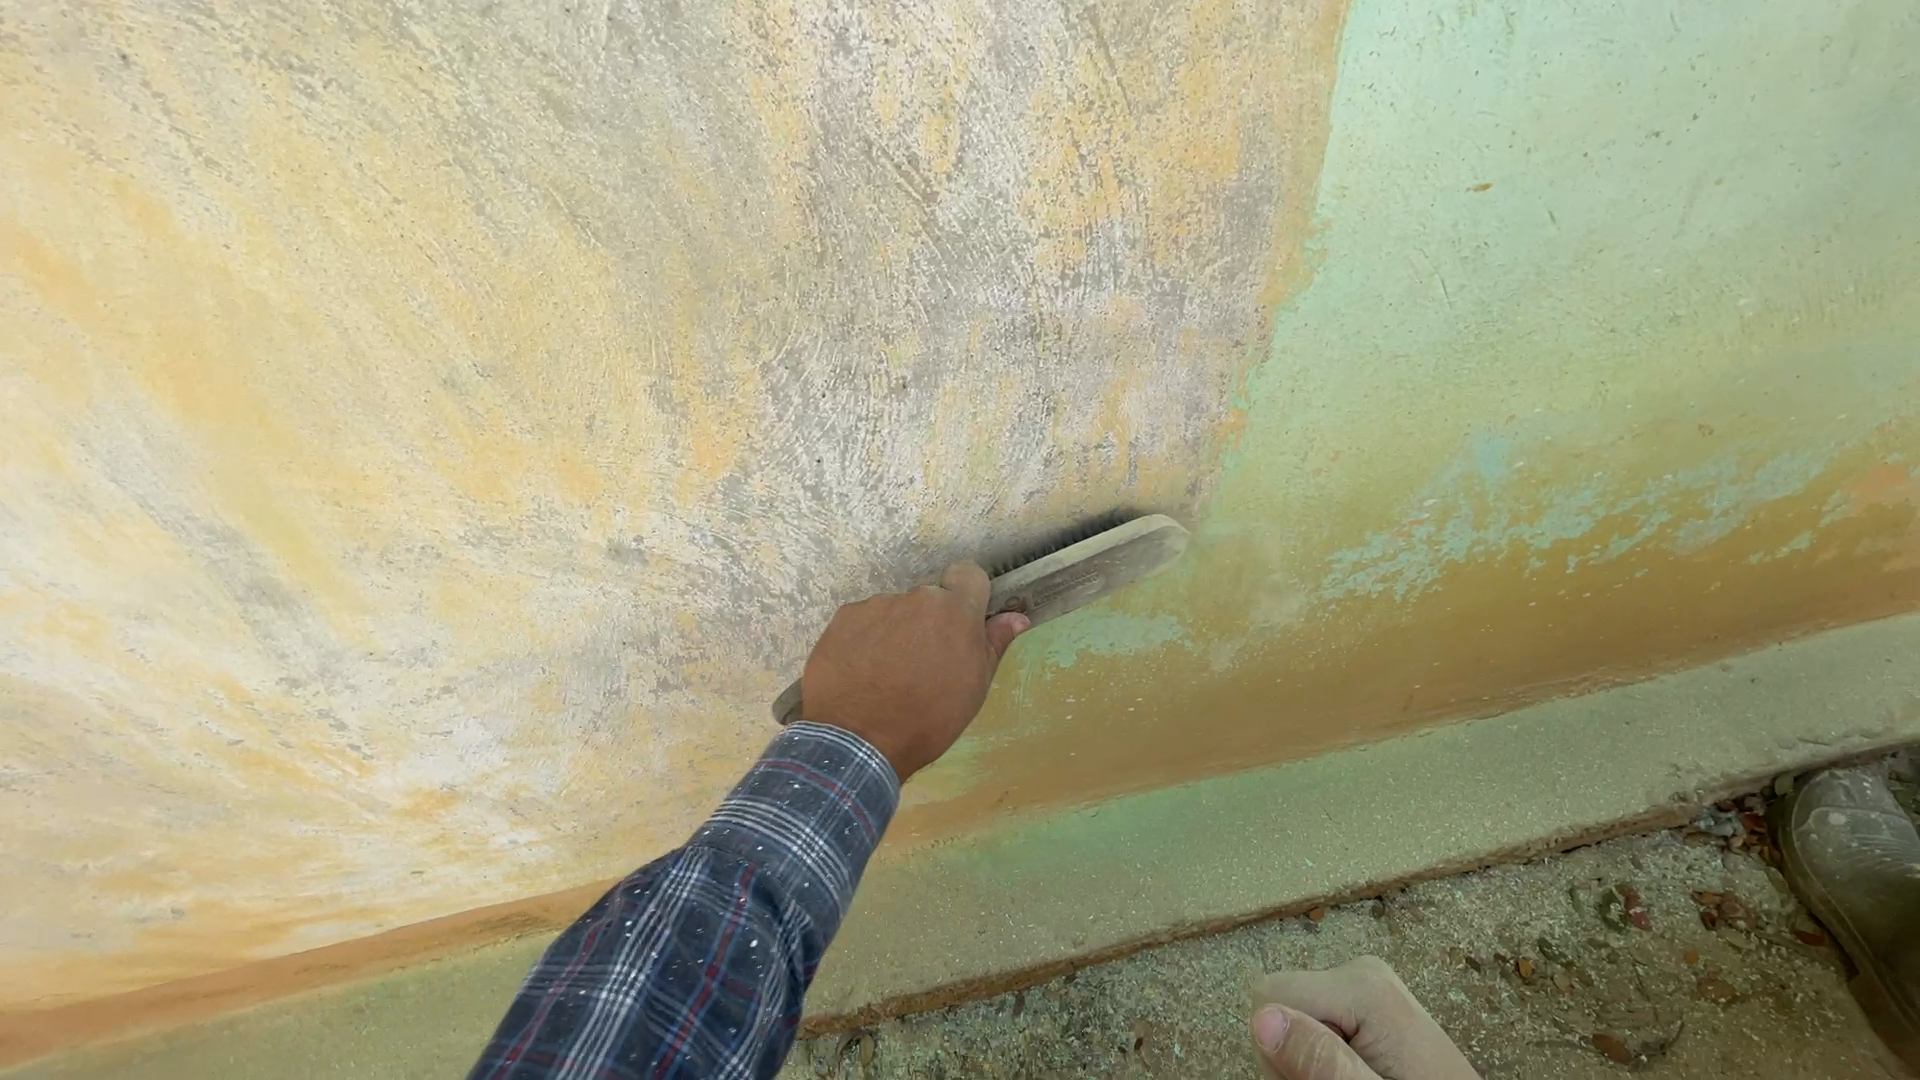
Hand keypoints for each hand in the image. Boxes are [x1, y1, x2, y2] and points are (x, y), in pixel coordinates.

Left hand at [799, 562, 1029, 780]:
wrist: (859, 741)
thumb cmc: (929, 719)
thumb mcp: (974, 688)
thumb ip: (993, 644)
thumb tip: (1016, 617)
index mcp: (955, 610)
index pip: (968, 574)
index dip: (966, 595)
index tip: (960, 623)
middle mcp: (917, 597)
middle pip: (929, 600)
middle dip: (928, 623)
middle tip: (921, 664)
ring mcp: (876, 605)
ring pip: (894, 611)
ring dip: (895, 632)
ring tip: (885, 674)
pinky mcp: (843, 618)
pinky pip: (863, 622)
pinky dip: (864, 641)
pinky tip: (860, 673)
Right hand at [1250, 957, 1478, 1079]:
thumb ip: (1323, 1063)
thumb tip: (1261, 1020)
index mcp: (1363, 986)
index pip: (1270, 996)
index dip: (1279, 1048)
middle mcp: (1360, 970)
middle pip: (1279, 1002)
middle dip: (1292, 1053)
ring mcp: (1363, 984)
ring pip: (1291, 1013)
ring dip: (1304, 1057)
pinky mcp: (1363, 1000)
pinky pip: (1311, 1018)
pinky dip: (1319, 1053)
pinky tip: (1350, 1074)